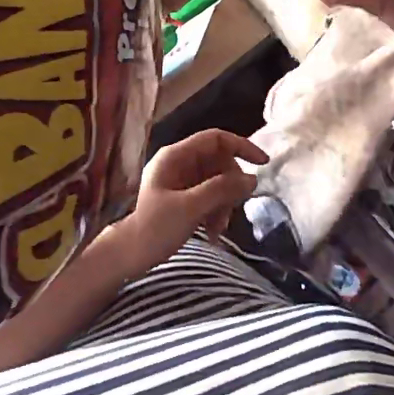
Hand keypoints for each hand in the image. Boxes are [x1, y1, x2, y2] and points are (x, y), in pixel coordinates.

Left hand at [106, 130, 268, 277]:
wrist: (131, 255)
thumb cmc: (155, 228)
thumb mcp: (190, 208)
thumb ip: (221, 190)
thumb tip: (251, 178)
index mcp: (175, 156)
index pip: (215, 139)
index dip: (241, 146)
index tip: (262, 163)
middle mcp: (180, 163)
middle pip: (220, 162)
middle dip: (230, 186)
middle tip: (233, 208)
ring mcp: (182, 180)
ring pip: (218, 181)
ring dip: (224, 203)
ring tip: (218, 228)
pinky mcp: (185, 198)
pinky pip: (211, 196)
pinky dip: (216, 211)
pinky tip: (213, 232)